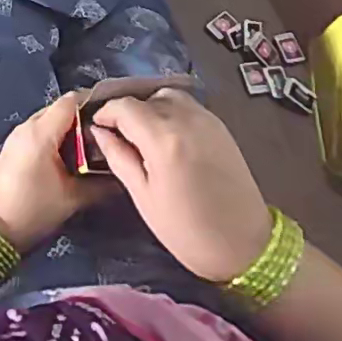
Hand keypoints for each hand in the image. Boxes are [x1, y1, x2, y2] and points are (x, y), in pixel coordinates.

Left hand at [0, 93, 118, 251]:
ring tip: (95, 146)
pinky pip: (41, 133)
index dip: (95, 103)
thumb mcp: (72, 198)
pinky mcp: (14, 150)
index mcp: (41, 131)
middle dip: (85, 118)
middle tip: (109, 134)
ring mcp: (18, 138)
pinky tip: (73, 157)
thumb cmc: (32, 209)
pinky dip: (58, 139)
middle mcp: (28, 127)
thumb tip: (123, 177)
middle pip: (61, 109)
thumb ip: (101, 185)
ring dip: (71, 130)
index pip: (71, 100)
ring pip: (50, 122)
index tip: (115, 115)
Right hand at [90, 89, 272, 281]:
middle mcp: (186, 119)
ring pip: (168, 96)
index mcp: (163, 138)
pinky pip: (188, 105)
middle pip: (146, 98)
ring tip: (142, 135)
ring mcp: (206, 119)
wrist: (244, 244)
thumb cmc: (187, 230)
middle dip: (127, 112)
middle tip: (117, 135)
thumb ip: (119, 157)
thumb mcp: (143, 196)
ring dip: (150, 108)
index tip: (97, 128)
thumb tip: (99, 132)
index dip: (106, 113)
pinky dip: (170, 111)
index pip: (125, 107)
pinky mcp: (220, 126)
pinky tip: (166, 137)